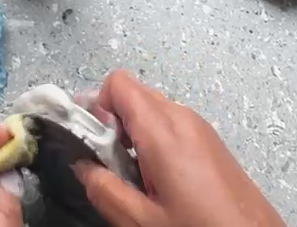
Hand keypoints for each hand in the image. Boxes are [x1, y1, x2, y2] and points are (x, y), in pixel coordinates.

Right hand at [76, 70, 285, 226]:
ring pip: (154, 111)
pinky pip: (174, 126)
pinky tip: (167, 186)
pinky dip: (159, 144)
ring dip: (137, 136)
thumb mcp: (143, 224)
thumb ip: (105, 190)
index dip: (98, 106)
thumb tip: (83, 167)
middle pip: (135, 95)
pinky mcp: (214, 144)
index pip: (118, 83)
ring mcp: (202, 129)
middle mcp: (183, 117)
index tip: (97, 144)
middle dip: (116, 124)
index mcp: (162, 129)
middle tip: (117, 168)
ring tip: (144, 184)